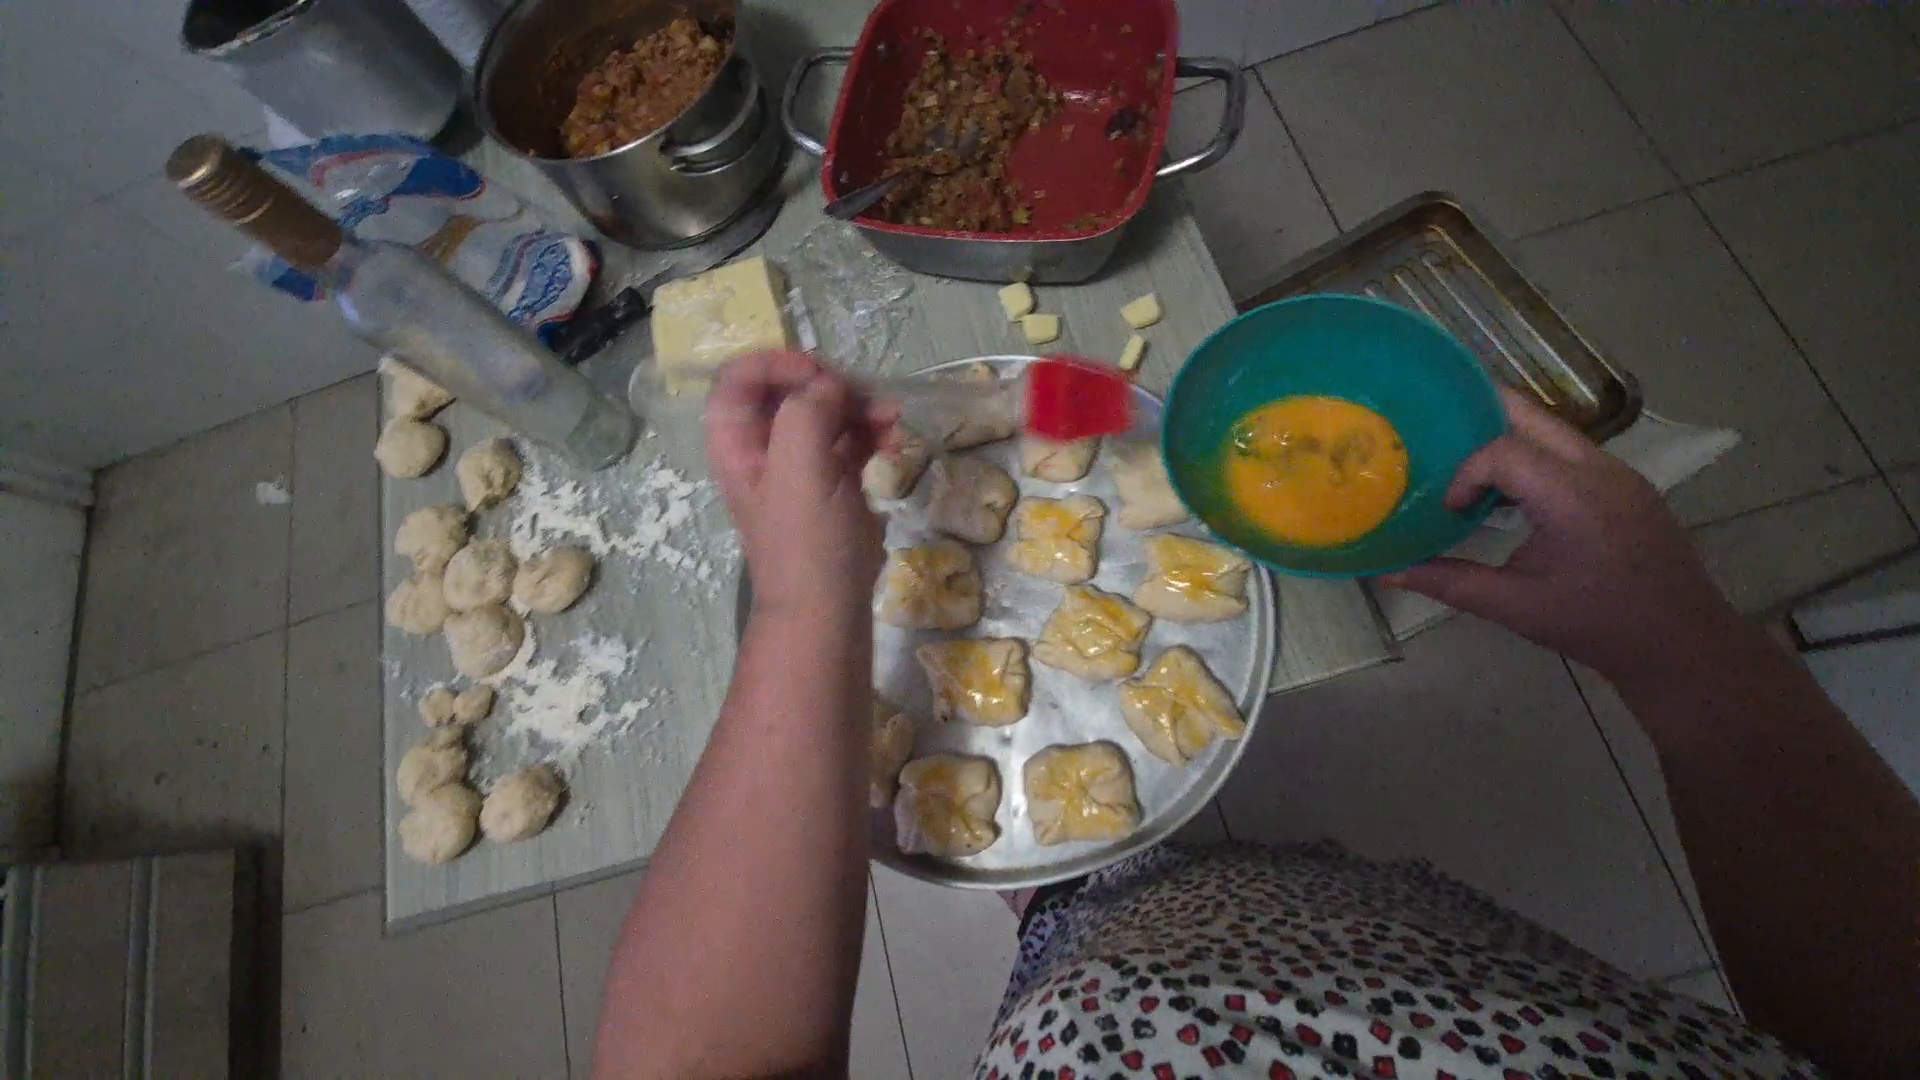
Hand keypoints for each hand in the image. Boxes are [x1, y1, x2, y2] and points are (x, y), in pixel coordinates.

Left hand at [705, 352, 888, 618]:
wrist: (828, 606)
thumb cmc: (806, 540)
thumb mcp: (799, 467)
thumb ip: (808, 411)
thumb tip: (832, 388)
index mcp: (737, 440)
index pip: (743, 376)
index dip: (779, 364)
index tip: (820, 376)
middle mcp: (765, 446)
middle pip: (793, 389)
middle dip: (833, 386)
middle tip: (868, 399)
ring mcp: (802, 464)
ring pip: (828, 411)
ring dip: (862, 408)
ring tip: (892, 422)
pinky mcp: (834, 481)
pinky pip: (851, 438)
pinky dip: (872, 432)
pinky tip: (894, 443)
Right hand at [1378, 388, 1741, 682]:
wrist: (1684, 645)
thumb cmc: (1597, 625)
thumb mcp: (1513, 605)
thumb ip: (1447, 581)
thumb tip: (1387, 572)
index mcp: (1573, 498)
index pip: (1502, 452)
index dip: (1464, 474)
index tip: (1450, 511)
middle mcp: (1600, 473)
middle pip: (1532, 418)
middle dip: (1480, 418)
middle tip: (1436, 433)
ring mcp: (1618, 476)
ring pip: (1552, 431)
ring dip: (1505, 438)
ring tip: (1462, 462)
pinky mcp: (1624, 487)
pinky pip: (1568, 452)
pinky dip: (1530, 457)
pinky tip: (1506, 493)